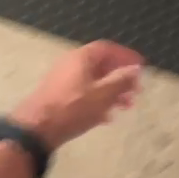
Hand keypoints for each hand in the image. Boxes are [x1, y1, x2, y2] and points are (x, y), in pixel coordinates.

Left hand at [10, 40, 144, 148]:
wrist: (37, 128)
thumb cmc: (73, 108)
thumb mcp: (103, 95)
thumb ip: (121, 81)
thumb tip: (136, 69)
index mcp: (81, 58)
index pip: (107, 49)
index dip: (126, 56)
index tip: (141, 66)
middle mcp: (71, 64)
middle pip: (101, 65)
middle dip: (121, 77)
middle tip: (137, 90)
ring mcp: (63, 80)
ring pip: (94, 81)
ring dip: (112, 91)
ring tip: (126, 106)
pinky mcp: (58, 96)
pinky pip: (84, 93)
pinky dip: (98, 101)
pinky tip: (107, 117)